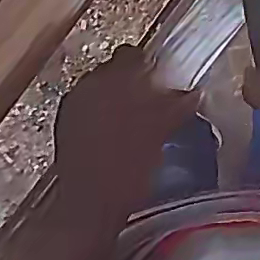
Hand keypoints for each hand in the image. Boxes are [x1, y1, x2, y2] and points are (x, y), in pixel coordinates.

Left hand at [53, 46, 198, 218]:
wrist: (91, 204)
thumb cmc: (129, 170)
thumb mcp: (159, 133)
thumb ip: (176, 107)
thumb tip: (193, 93)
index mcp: (111, 81)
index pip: (131, 55)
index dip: (149, 65)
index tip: (162, 79)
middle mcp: (86, 86)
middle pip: (113, 69)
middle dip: (132, 80)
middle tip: (153, 99)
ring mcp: (72, 105)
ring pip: (100, 88)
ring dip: (117, 97)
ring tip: (135, 118)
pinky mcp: (65, 124)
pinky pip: (88, 106)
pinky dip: (102, 113)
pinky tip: (116, 132)